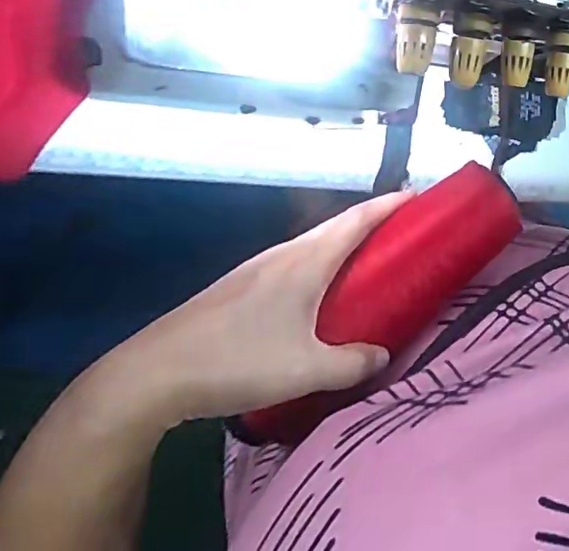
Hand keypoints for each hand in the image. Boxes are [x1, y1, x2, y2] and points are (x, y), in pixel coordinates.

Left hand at [84, 192, 411, 426]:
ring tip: (363, 255)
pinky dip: (318, 259)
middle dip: (371, 219)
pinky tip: (314, 288)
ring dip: (342, 239)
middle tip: (400, 226)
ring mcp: (258, 267)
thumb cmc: (237, 361)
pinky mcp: (239, 286)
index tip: (416, 194)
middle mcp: (285, 254)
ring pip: (312, 242)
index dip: (389, 204)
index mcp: (307, 262)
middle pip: (336, 225)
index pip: (357, 220)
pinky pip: (293, 259)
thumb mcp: (304, 370)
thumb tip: (383, 355)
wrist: (152, 373)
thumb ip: (350, 363)